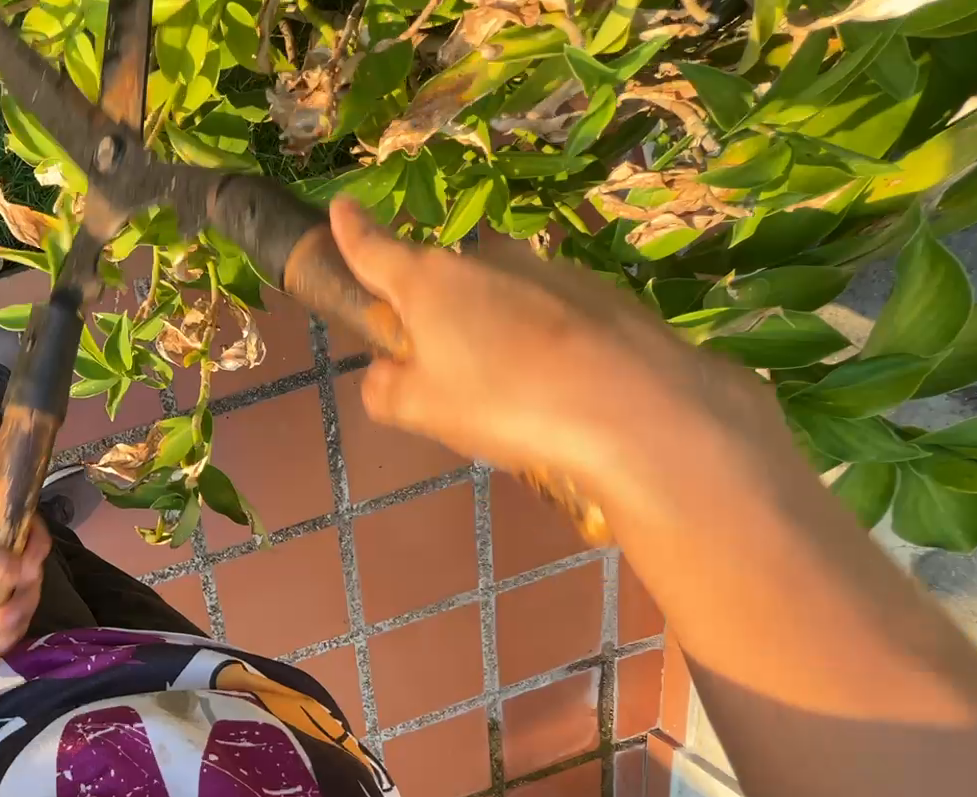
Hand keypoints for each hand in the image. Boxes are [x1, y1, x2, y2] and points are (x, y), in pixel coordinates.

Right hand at [327, 198, 789, 501]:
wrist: (635, 405)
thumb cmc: (502, 401)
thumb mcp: (417, 409)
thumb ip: (384, 387)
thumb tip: (386, 372)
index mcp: (428, 283)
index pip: (374, 249)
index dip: (352, 231)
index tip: (341, 206)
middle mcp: (483, 260)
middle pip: (436, 281)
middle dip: (425, 314)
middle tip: (434, 372)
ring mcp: (542, 269)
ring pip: (489, 298)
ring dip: (481, 330)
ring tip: (500, 391)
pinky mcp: (591, 289)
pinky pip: (537, 313)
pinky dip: (529, 341)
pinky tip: (546, 386)